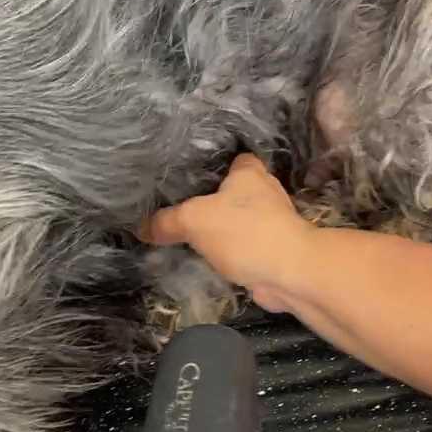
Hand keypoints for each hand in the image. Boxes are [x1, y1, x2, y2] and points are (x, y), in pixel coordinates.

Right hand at [141, 153, 318, 311]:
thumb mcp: (194, 220)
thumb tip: (141, 228)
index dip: (217, 165)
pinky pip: (248, 249)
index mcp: (251, 174)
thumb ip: (167, 222)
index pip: (236, 159)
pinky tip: (214, 260)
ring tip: (194, 236)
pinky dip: (234, 254)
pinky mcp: (276, 253)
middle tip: (185, 209)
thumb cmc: (245, 232)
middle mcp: (267, 194)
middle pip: (239, 192)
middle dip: (218, 201)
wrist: (290, 273)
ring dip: (227, 230)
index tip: (193, 176)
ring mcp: (274, 226)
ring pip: (244, 222)